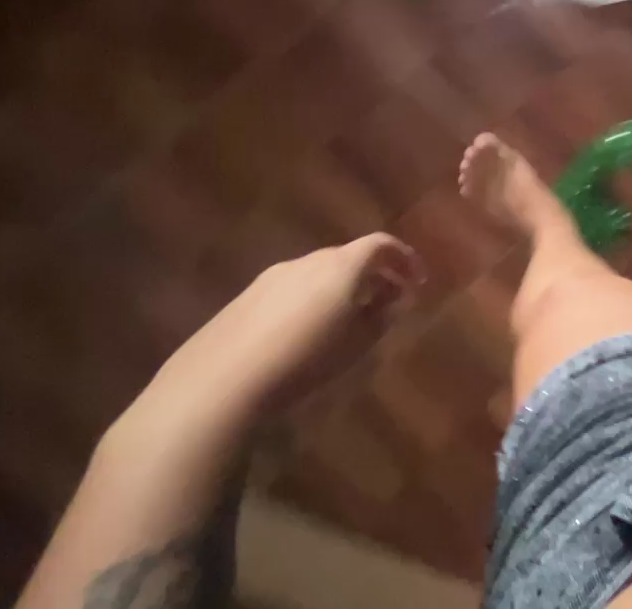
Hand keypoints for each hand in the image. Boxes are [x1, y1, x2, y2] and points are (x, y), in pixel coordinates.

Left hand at [130, 234, 424, 432]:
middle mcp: (306, 261)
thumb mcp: (359, 342)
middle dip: (374, 275)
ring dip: (341, 287)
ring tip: (347, 319)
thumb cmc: (304, 361)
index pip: (382, 244)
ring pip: (318, 273)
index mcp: (341, 265)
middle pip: (349, 256)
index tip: (417, 281)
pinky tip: (305, 332)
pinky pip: (291, 289)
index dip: (405, 258)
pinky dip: (311, 298)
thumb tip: (396, 298)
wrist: (214, 386)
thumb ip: (384, 314)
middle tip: (387, 302)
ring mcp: (269, 279)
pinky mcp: (242, 300)